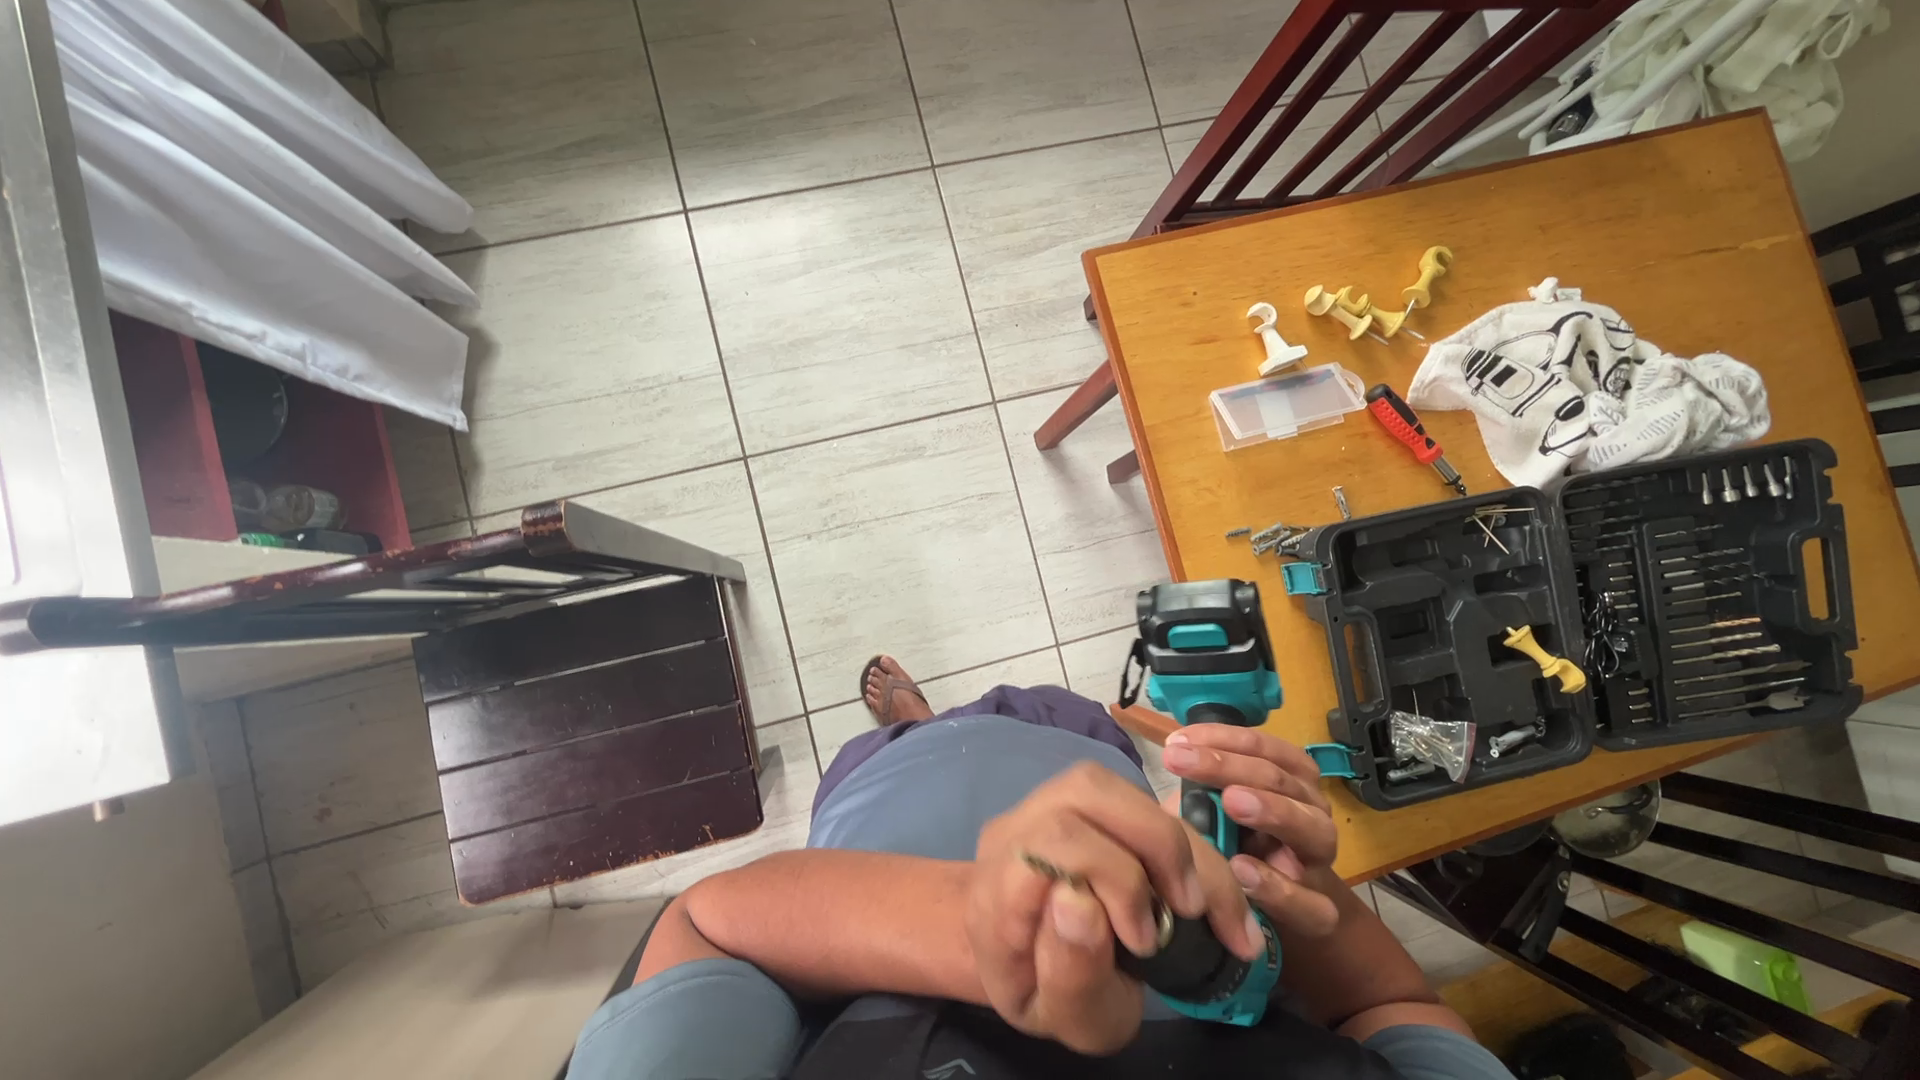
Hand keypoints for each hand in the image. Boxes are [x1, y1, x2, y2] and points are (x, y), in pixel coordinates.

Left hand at [968, 762, 1261, 1053]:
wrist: (1032, 964)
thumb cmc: (1051, 997)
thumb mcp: (1067, 1018)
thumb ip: (1069, 973)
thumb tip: (1079, 900)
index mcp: (996, 892)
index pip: (1050, 841)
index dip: (1114, 877)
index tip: (1145, 940)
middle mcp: (1014, 834)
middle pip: (1085, 792)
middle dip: (1155, 844)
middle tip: (1187, 910)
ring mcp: (1042, 808)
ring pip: (1111, 784)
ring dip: (1172, 837)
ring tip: (1198, 901)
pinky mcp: (1080, 803)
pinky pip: (1130, 796)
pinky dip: (1183, 840)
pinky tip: (1205, 891)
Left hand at [1160, 725, 1341, 938]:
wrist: (1273, 908)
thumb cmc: (1236, 842)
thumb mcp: (1212, 810)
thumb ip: (1199, 790)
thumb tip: (1173, 762)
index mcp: (1289, 778)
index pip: (1263, 747)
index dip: (1221, 738)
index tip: (1176, 740)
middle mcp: (1310, 810)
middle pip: (1280, 779)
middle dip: (1228, 766)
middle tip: (1182, 761)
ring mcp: (1319, 860)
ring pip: (1314, 829)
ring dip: (1273, 810)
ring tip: (1231, 802)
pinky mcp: (1318, 910)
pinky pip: (1312, 902)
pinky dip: (1279, 887)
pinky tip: (1241, 871)